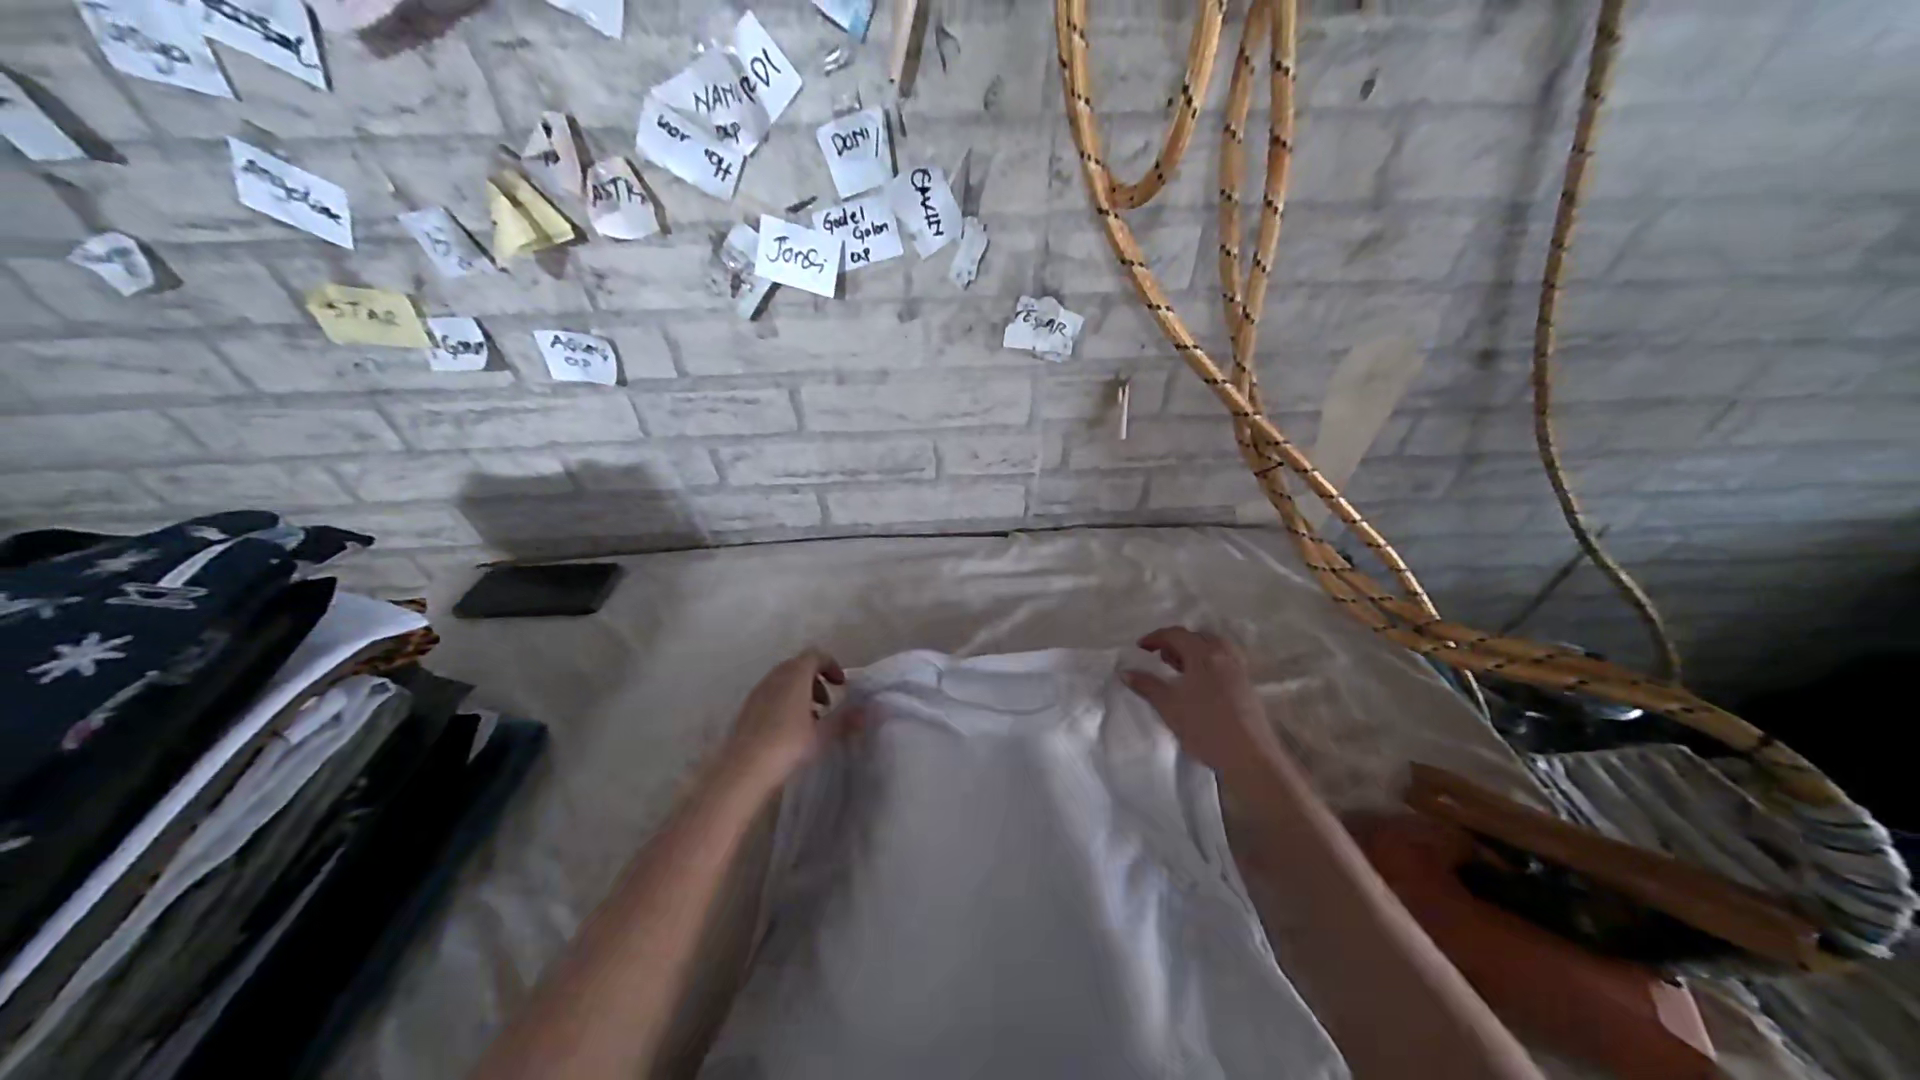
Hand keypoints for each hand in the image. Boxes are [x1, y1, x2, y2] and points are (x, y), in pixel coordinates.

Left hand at [721, 649, 860, 793]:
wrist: (743, 769)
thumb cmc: (788, 745)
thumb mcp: (823, 733)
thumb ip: (847, 719)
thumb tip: (870, 710)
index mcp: (795, 675)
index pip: (815, 655)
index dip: (831, 665)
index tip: (842, 684)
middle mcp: (774, 677)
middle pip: (798, 666)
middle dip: (816, 679)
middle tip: (828, 702)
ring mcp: (758, 692)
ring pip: (783, 681)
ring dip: (801, 691)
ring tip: (812, 718)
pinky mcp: (746, 708)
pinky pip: (771, 694)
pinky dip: (785, 701)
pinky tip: (790, 729)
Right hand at [1122, 627, 1280, 773]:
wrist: (1249, 756)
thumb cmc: (1205, 727)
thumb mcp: (1169, 706)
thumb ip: (1146, 685)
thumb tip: (1125, 672)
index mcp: (1204, 655)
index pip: (1177, 634)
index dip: (1156, 637)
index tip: (1140, 648)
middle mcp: (1224, 656)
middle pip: (1198, 637)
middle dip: (1176, 642)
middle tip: (1160, 658)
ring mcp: (1239, 671)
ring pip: (1215, 648)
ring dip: (1195, 651)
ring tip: (1181, 668)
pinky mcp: (1247, 686)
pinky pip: (1225, 661)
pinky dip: (1209, 662)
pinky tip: (1201, 683)